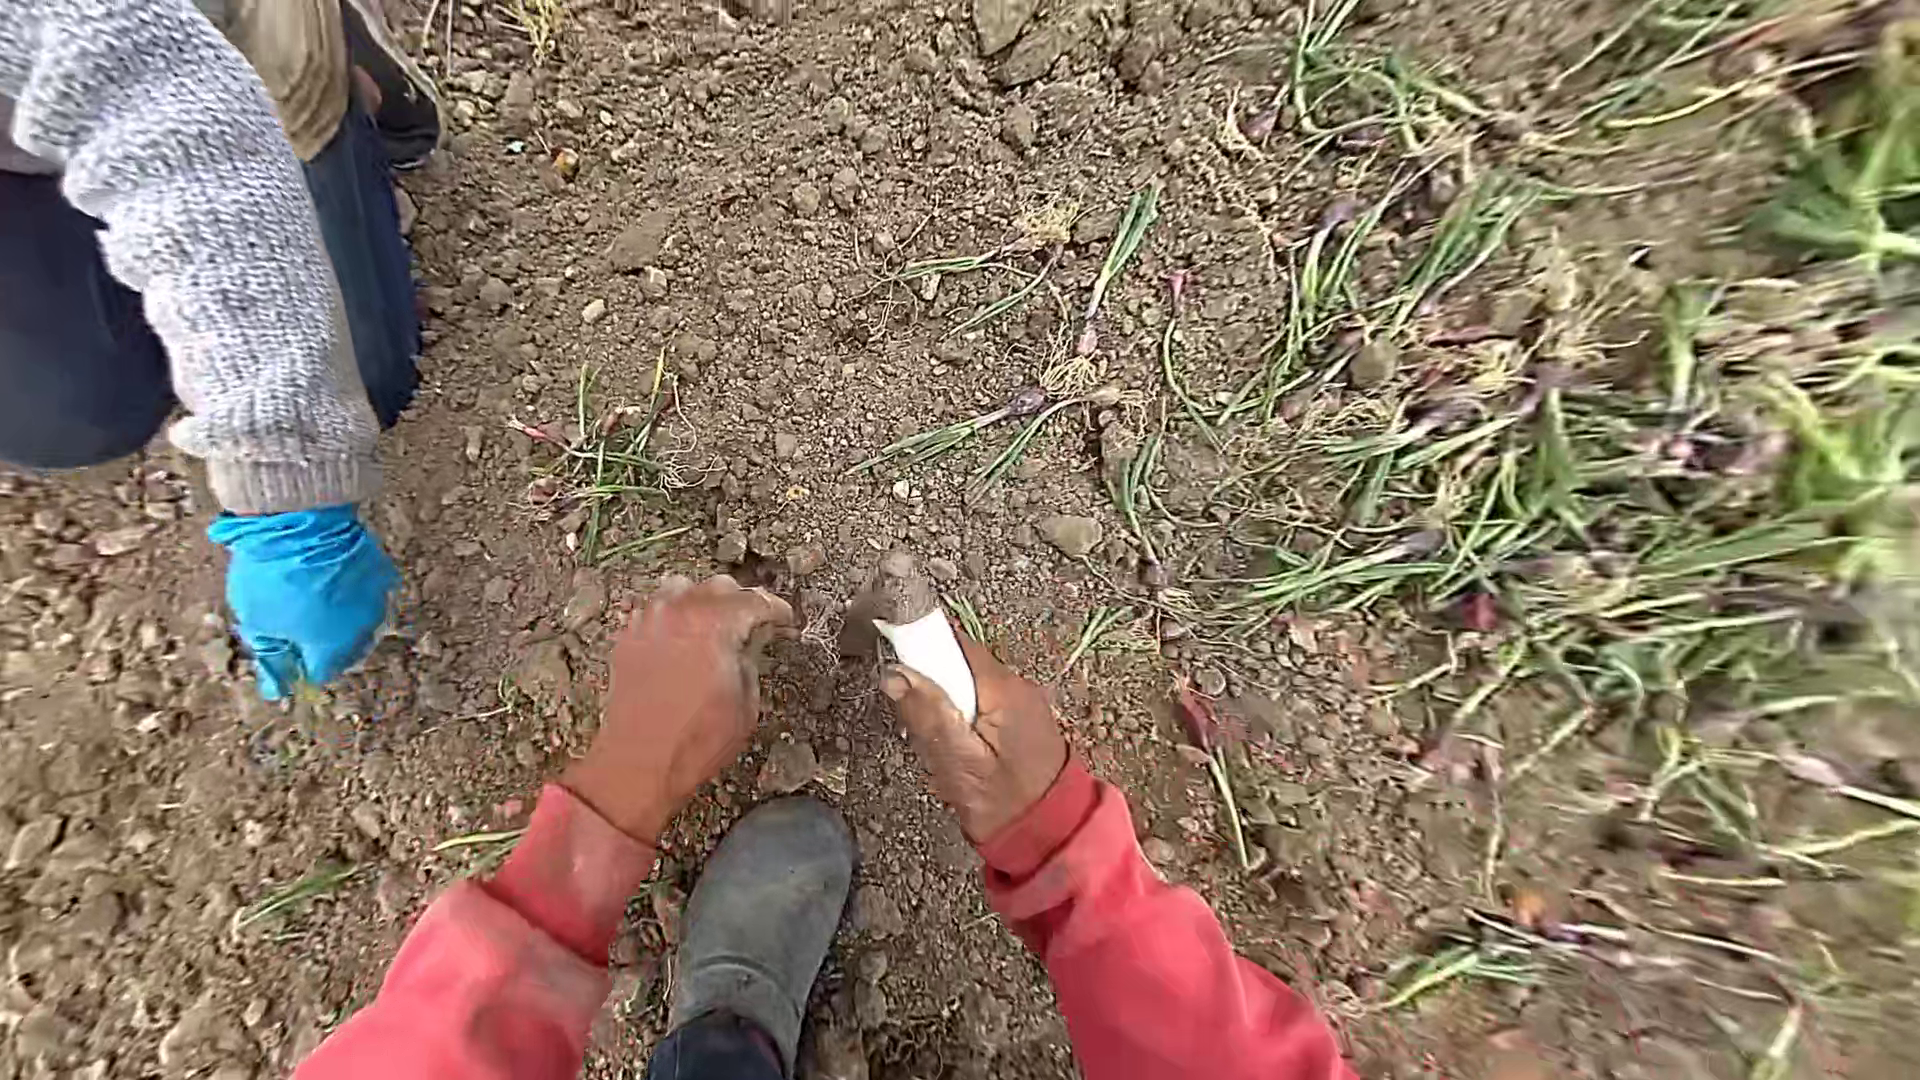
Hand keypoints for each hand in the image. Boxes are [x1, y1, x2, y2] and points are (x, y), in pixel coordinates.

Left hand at [207, 505, 398, 699]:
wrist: (304, 528)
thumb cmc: (273, 580)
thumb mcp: (257, 622)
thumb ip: (273, 657)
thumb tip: (280, 688)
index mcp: (334, 646)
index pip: (323, 673)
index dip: (302, 670)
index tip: (285, 660)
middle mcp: (366, 629)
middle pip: (349, 652)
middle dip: (326, 649)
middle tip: (297, 635)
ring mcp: (381, 602)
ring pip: (363, 625)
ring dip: (343, 624)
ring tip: (316, 609)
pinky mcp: (385, 578)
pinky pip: (372, 598)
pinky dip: (355, 600)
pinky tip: (333, 587)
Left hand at [562, 575, 793, 841]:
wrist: (638, 766)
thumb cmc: (699, 740)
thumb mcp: (746, 701)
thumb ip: (751, 657)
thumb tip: (752, 639)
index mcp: (716, 625)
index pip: (756, 601)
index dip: (778, 610)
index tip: (785, 621)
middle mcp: (680, 612)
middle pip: (720, 586)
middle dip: (742, 602)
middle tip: (755, 624)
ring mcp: (649, 622)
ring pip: (683, 587)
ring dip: (704, 601)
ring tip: (714, 623)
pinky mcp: (628, 638)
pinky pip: (655, 608)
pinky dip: (673, 614)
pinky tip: (682, 635)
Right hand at [883, 630, 1067, 841]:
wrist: (1053, 838)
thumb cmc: (1005, 804)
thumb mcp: (959, 762)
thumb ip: (928, 715)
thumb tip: (894, 674)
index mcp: (1002, 688)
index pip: (953, 643)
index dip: (921, 650)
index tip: (899, 674)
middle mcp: (1016, 685)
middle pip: (958, 666)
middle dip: (933, 693)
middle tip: (925, 734)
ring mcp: (1022, 701)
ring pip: (967, 688)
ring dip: (947, 713)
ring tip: (945, 753)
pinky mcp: (1022, 719)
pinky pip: (982, 706)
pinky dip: (964, 724)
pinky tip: (963, 757)